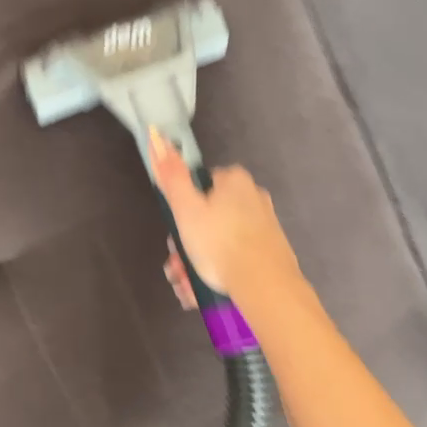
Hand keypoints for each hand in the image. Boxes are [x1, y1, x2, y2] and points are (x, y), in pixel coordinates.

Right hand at [150, 130, 298, 299]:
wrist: (264, 284)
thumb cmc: (219, 243)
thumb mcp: (186, 209)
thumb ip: (171, 176)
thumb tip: (156, 135)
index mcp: (235, 181)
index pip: (200, 186)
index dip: (183, 209)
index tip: (176, 232)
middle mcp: (254, 198)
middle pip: (208, 217)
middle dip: (187, 244)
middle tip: (178, 265)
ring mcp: (264, 226)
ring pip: (218, 242)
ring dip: (196, 264)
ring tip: (187, 284)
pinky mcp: (269, 252)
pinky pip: (234, 258)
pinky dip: (217, 273)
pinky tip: (205, 291)